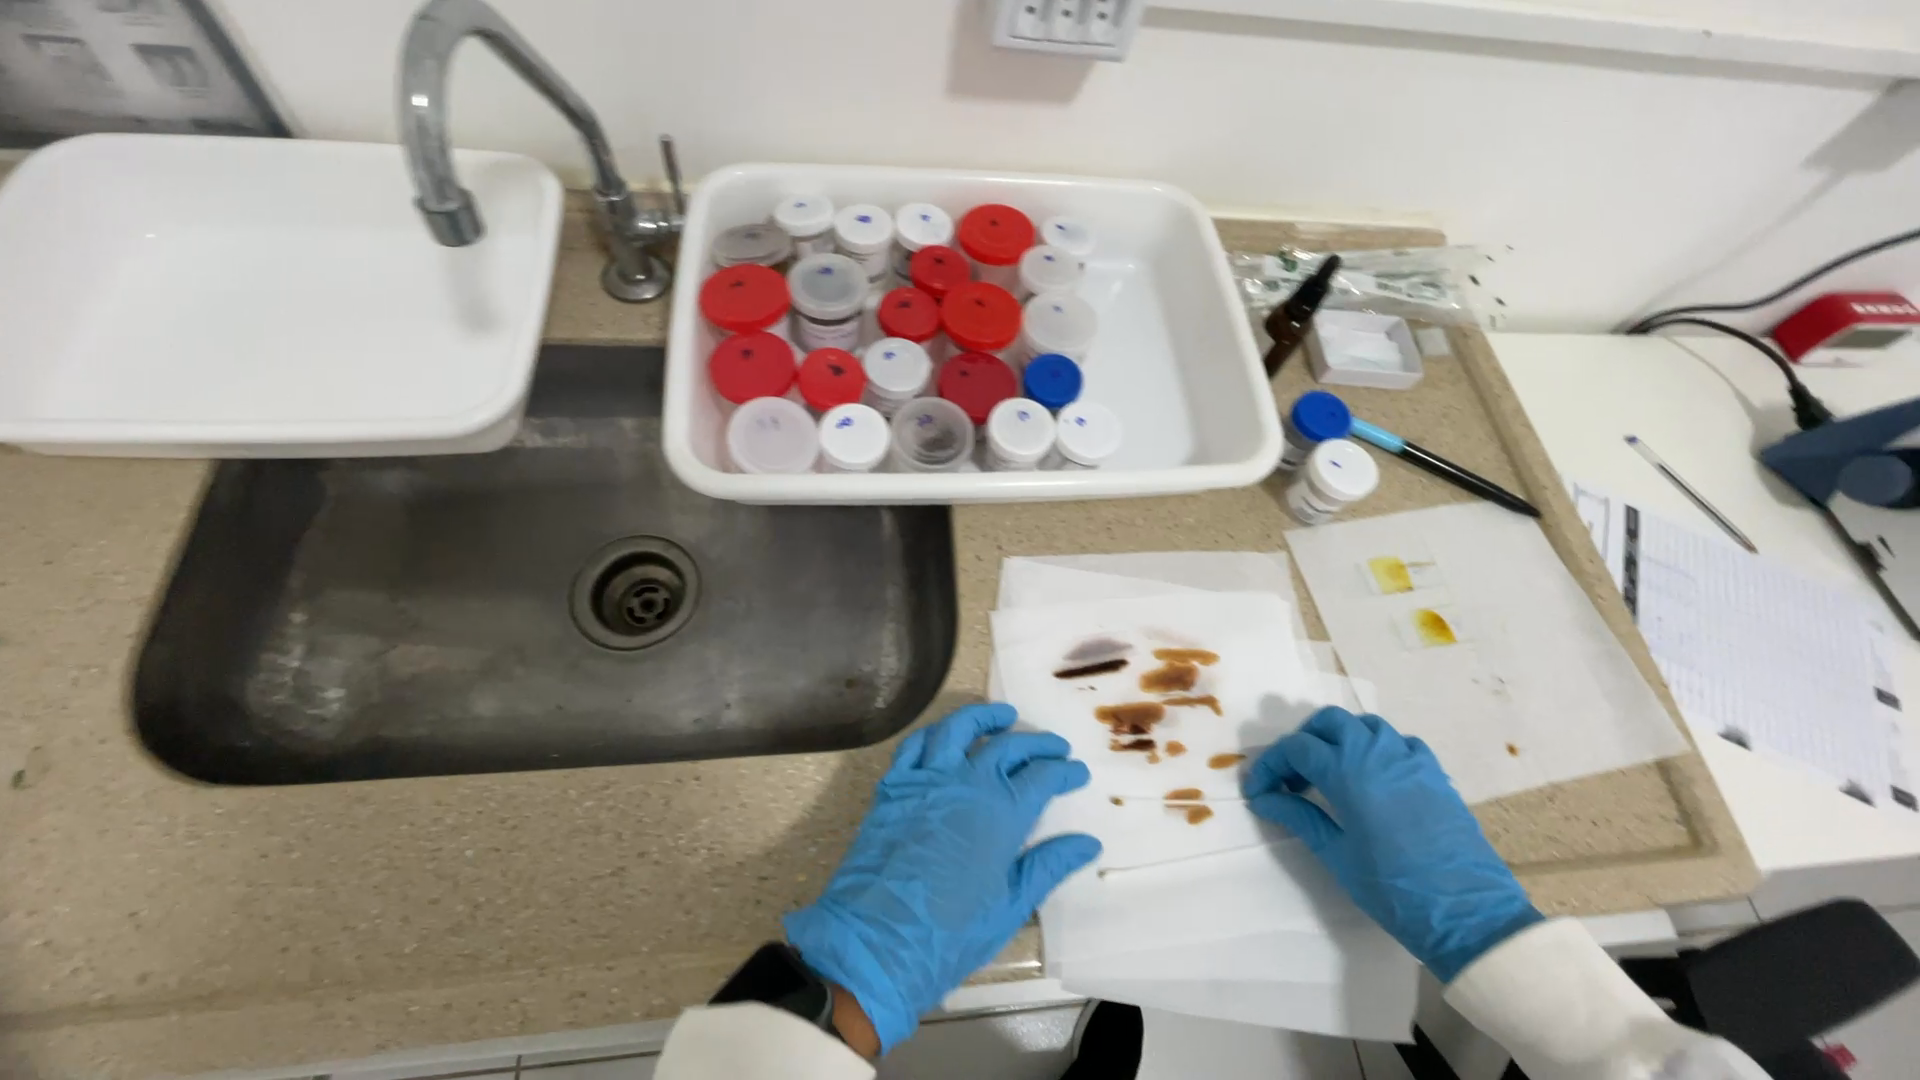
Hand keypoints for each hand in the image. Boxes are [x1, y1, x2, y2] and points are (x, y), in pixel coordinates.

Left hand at [785, 704, 1101, 1052]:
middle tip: (1054, 747)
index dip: (1063, 772)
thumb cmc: (951, 932)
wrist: (876, 943)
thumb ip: (1048, 865)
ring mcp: (926, 780)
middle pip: (1007, 747)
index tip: (1077, 773)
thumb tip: (1087, 843)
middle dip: (1036, 743)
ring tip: (1004, 716)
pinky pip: (915, 746)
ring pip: (958, 730)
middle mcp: (966, 784)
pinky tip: (945, 736)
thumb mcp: (1011, 905)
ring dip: (985, 718)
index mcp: (1001, 814)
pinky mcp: (894, 787)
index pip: (1041, 778)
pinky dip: (935, 734)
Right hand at [1242, 707, 1541, 981]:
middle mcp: (1378, 753)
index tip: (1258, 791)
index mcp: (1349, 773)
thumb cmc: (1395, 891)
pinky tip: (1372, 778)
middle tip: (1292, 777)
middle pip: (1329, 722)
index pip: (1297, 748)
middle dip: (1304, 741)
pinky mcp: (1435, 773)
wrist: (1469, 916)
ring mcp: (1411, 760)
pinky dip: (1376, 749)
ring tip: (1329, 773)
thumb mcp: (1337, 856)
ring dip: (1340, 739)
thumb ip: (1299, 818)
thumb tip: (1263, 799)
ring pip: (1365, 725)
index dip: (1270, 766)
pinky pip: (1399, 742)